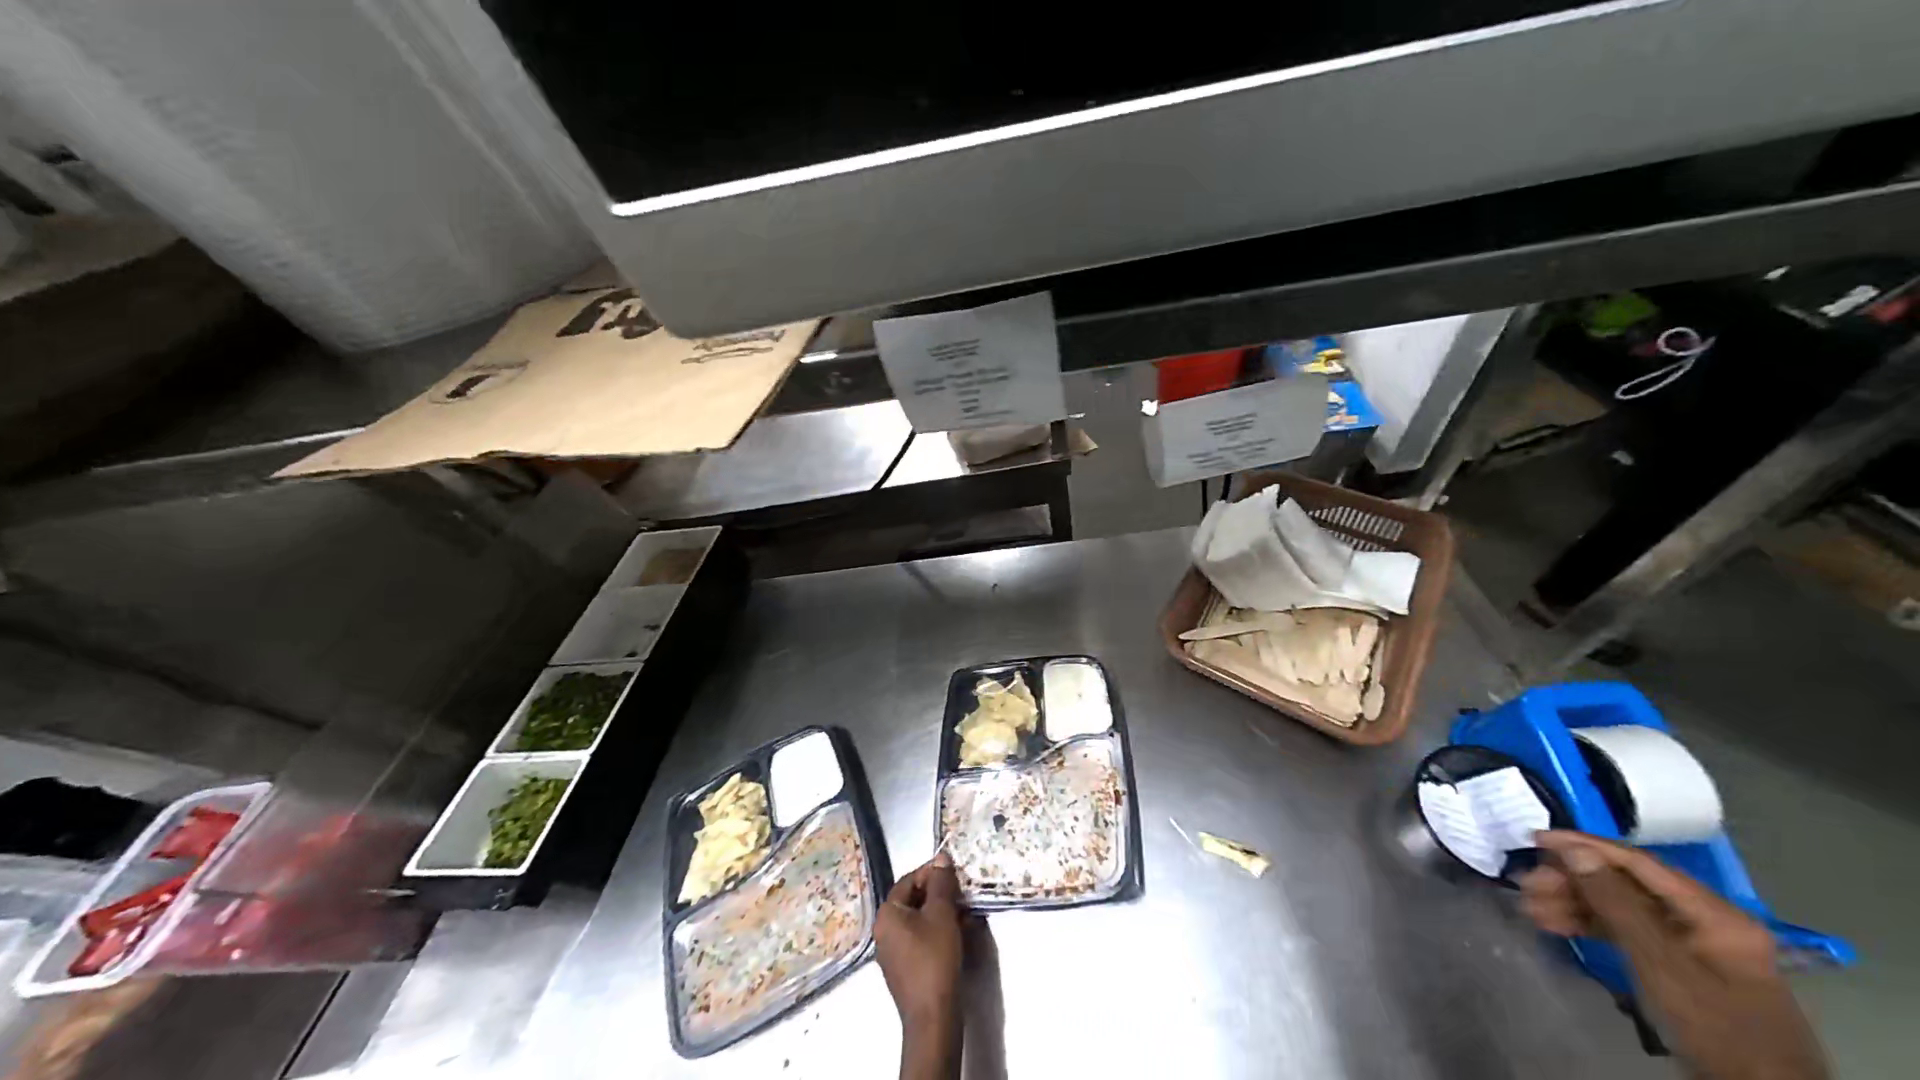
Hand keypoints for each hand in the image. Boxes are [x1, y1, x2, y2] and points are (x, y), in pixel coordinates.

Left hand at [876, 853, 965, 1079]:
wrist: (933, 1016)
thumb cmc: (935, 958)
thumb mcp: (942, 913)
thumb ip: (941, 883)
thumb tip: (940, 858)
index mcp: (887, 914)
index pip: (909, 880)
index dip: (932, 873)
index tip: (954, 872)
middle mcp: (884, 931)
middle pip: (913, 900)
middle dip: (940, 895)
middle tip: (963, 893)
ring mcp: (893, 952)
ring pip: (920, 921)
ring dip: (943, 914)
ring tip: (967, 914)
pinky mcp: (906, 970)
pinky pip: (922, 940)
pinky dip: (939, 932)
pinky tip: (961, 935)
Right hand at [1520, 831, 1827, 1079]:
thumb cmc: (1716, 1025)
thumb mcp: (1662, 963)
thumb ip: (1618, 904)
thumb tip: (1574, 851)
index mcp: (1711, 913)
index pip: (1638, 863)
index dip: (1585, 846)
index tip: (1536, 839)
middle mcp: (1699, 920)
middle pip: (1623, 885)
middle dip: (1571, 881)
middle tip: (1527, 883)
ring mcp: (1686, 943)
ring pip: (1617, 908)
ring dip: (1572, 903)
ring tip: (1529, 906)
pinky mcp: (1671, 963)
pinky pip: (1623, 931)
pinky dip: (1587, 924)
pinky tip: (1553, 923)